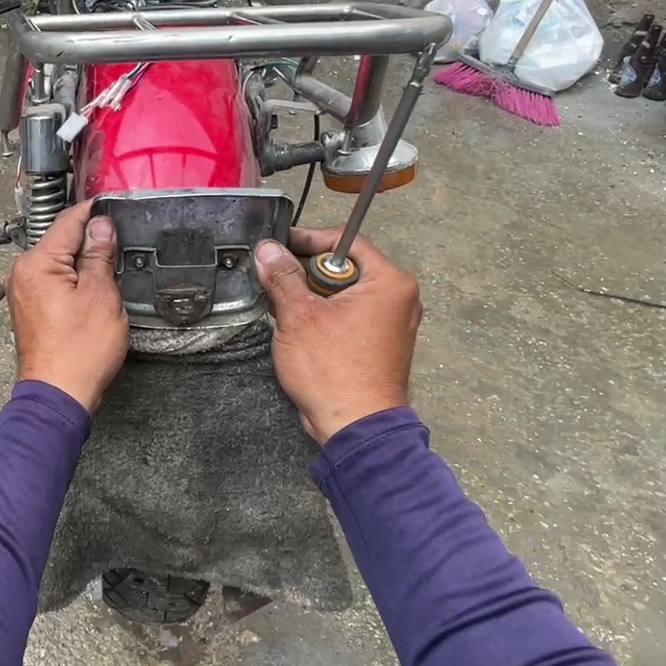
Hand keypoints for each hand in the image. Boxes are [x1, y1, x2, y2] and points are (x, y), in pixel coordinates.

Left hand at [7, 201, 126, 411]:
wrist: (58, 393)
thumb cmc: (78, 352)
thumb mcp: (101, 295)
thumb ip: (99, 255)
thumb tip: (101, 226)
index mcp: (37, 263)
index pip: (67, 221)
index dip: (93, 210)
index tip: (112, 203)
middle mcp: (23, 273)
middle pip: (60, 240)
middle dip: (89, 237)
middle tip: (120, 237)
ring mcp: (24, 291)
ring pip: (58, 261)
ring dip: (82, 260)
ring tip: (110, 264)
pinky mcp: (30, 308)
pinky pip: (53, 280)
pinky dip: (73, 278)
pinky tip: (93, 287)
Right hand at [255, 228, 421, 444]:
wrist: (355, 426)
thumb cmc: (332, 368)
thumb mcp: (298, 316)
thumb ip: (282, 276)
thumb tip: (267, 248)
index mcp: (389, 281)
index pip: (345, 239)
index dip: (306, 239)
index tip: (275, 247)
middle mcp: (399, 296)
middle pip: (343, 265)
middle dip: (305, 271)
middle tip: (272, 278)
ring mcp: (392, 321)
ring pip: (343, 291)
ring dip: (311, 294)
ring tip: (279, 303)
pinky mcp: (380, 341)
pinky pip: (349, 313)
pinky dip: (324, 313)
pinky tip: (297, 325)